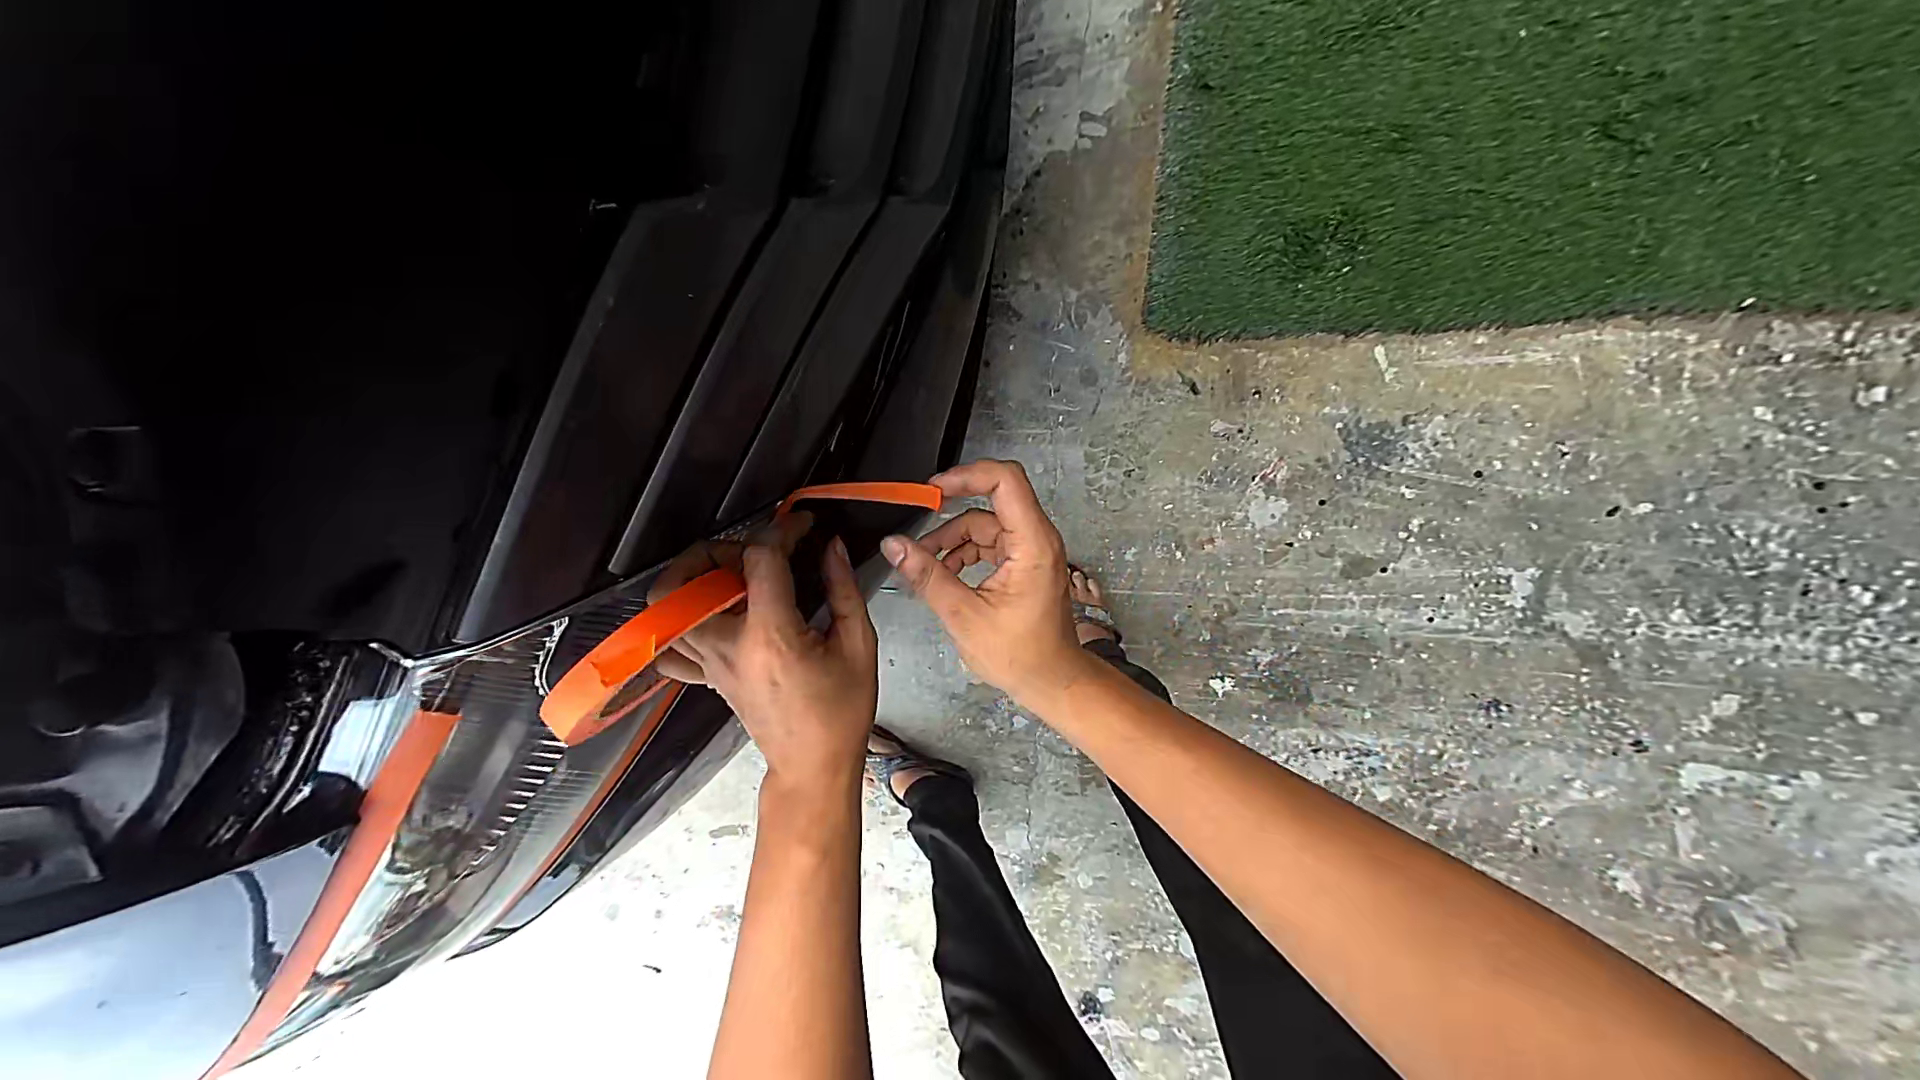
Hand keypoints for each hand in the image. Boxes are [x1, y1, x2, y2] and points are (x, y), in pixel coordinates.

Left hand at [650, 514, 877, 796]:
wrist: (813, 764)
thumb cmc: (841, 711)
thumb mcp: (858, 644)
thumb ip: (844, 588)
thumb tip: (832, 547)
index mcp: (771, 635)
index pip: (761, 559)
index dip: (783, 529)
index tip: (803, 524)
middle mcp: (728, 646)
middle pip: (692, 576)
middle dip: (725, 549)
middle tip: (761, 553)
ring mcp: (709, 664)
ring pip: (667, 607)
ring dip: (693, 578)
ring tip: (731, 576)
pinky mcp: (705, 677)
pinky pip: (671, 644)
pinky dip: (680, 620)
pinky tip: (714, 613)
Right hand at [879, 459, 1092, 706]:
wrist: (1050, 680)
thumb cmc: (1024, 656)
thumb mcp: (964, 614)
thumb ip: (927, 575)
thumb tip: (897, 547)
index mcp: (1033, 545)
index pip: (1005, 481)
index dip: (966, 475)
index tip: (934, 489)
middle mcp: (1037, 540)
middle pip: (992, 498)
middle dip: (951, 508)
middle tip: (921, 517)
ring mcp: (1032, 550)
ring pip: (985, 522)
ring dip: (953, 536)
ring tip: (925, 560)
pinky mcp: (1024, 562)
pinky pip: (989, 541)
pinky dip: (964, 550)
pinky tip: (944, 571)